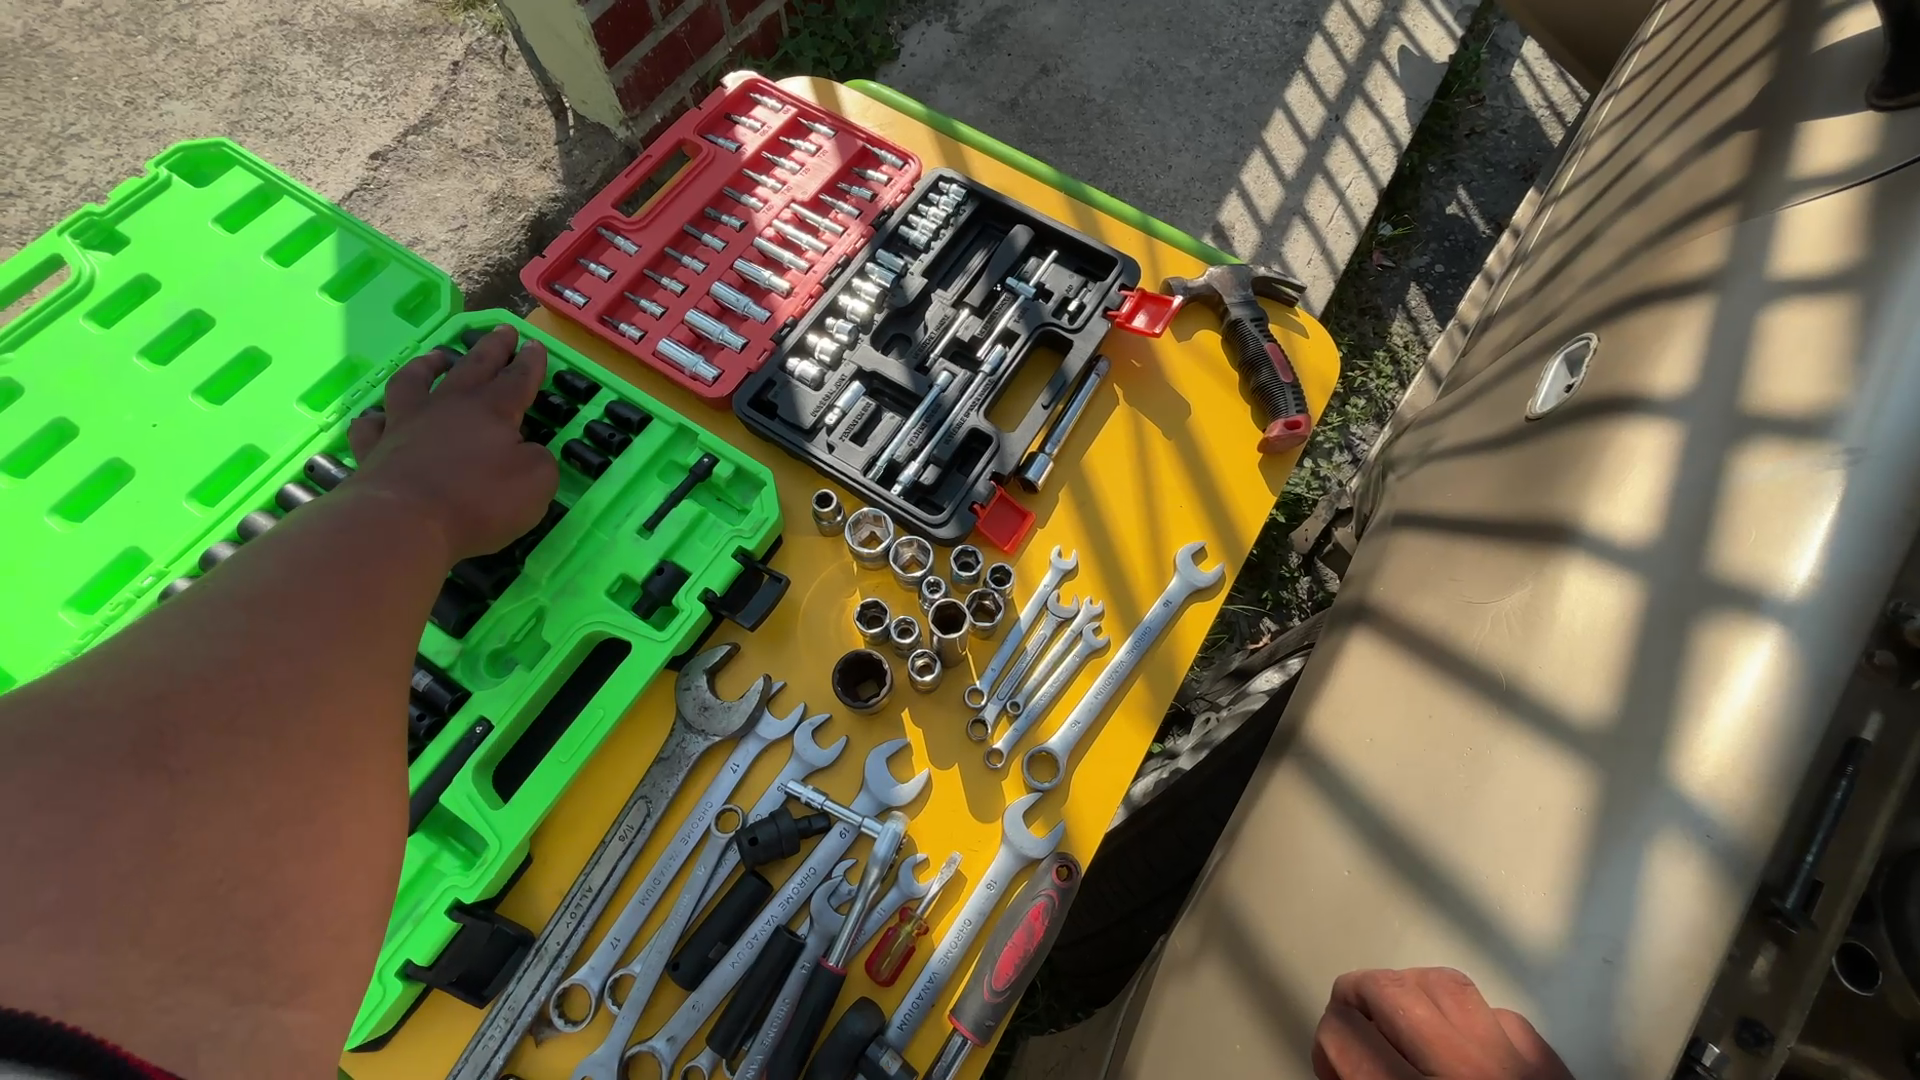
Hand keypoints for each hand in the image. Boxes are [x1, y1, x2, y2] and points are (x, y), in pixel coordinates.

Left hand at [344, 325, 558, 562]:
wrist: (404, 522)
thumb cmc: (481, 499)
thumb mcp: (538, 481)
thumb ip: (539, 460)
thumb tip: (526, 451)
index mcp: (492, 411)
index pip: (517, 379)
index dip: (529, 362)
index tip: (535, 344)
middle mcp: (448, 408)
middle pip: (472, 368)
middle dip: (491, 349)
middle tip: (501, 331)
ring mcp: (405, 425)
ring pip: (414, 383)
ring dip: (427, 367)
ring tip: (435, 357)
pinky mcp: (375, 451)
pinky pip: (371, 426)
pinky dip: (375, 418)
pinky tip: (376, 416)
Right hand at [1314, 968, 1572, 1079]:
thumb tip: (1342, 1057)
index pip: (1344, 1035)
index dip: (1325, 1046)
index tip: (1332, 1071)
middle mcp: (1463, 1074)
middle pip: (1385, 989)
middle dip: (1356, 1003)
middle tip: (1354, 1035)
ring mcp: (1515, 1066)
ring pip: (1442, 982)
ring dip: (1411, 995)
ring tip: (1403, 1025)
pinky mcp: (1555, 1069)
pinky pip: (1500, 1017)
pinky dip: (1472, 1023)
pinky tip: (1463, 1050)